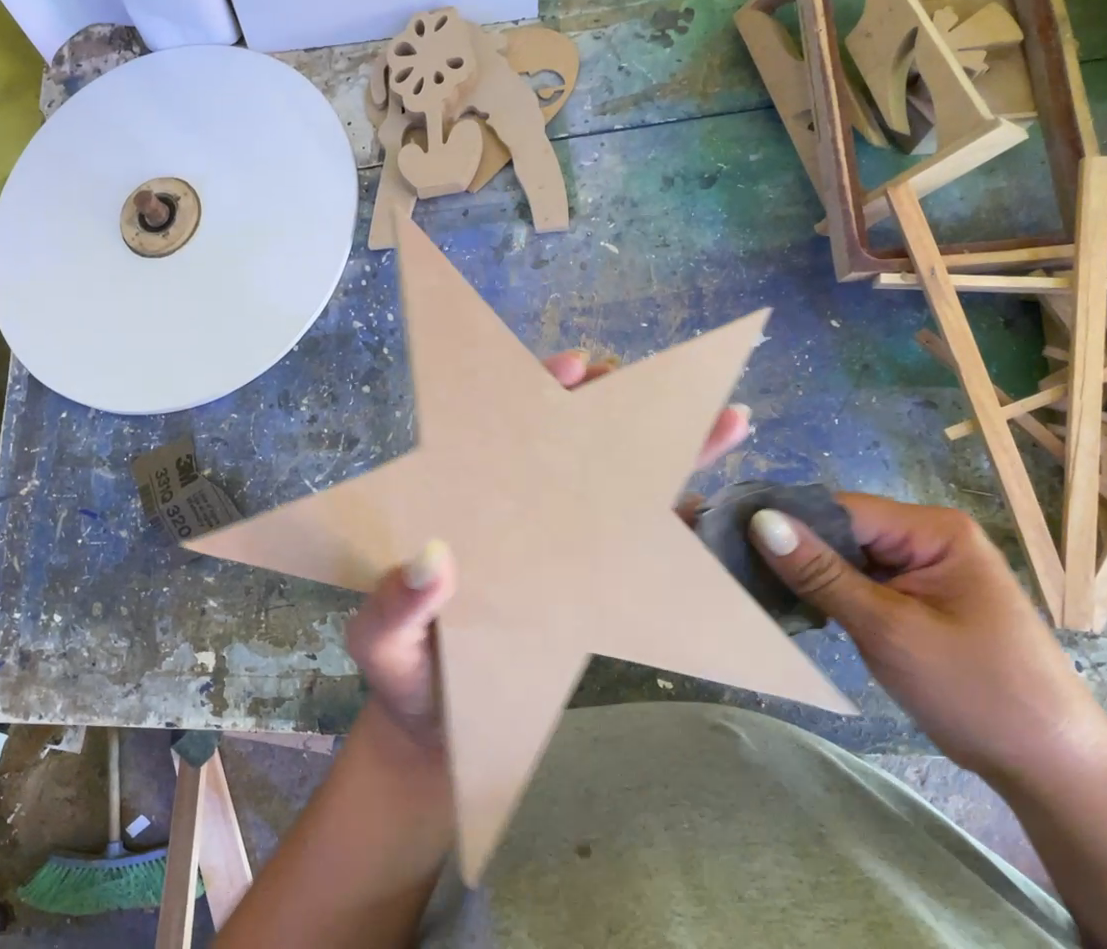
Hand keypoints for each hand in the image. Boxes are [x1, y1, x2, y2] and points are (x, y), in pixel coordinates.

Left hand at [346, 350, 753, 751]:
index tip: (569, 368)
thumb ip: (392, 607)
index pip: (501, 432)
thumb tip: (432, 559)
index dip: (533, 391)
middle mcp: (520, 515)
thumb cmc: (407, 675)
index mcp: (467, 508)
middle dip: (611, 403)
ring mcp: (564, 550)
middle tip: (641, 379)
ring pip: (621, 489)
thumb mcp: (381, 641)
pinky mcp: (598, 591)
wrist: (444, 738)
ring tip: (725, 420)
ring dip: (672, 450)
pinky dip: (683, 524)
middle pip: (571, 446)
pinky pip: (649, 552)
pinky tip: (719, 500)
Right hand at [747, 493, 1106, 785]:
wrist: (1047, 763)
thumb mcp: (888, 629)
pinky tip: (788, 609)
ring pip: (842, 558)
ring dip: (803, 576)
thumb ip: (821, 573)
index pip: (837, 509)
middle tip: (729, 570)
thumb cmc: (976, 691)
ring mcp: (922, 571)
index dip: (783, 523)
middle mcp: (928, 539)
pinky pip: (856, 584)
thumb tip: (760, 521)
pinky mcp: (914, 602)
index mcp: (934, 530)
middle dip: (790, 551)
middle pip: (838, 530)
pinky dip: (823, 596)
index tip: (723, 540)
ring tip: (748, 589)